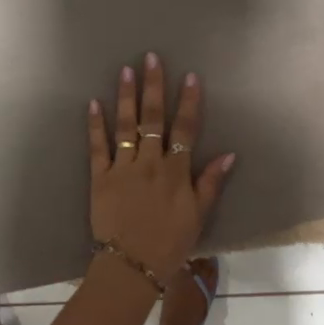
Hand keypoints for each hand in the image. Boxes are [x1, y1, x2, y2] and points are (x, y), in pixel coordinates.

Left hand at [87, 53, 234, 279]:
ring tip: (126, 70)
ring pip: (125, 126)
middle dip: (154, 86)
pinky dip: (95, 124)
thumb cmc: (169, 244)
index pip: (185, 129)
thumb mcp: (198, 216)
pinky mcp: (100, 178)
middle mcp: (150, 163)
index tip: (190, 75)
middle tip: (151, 57)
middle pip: (153, 118)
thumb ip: (211, 182)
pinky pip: (97, 147)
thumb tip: (229, 153)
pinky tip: (94, 102)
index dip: (188, 101)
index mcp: (176, 171)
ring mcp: (123, 168)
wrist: (132, 266)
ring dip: (126, 96)